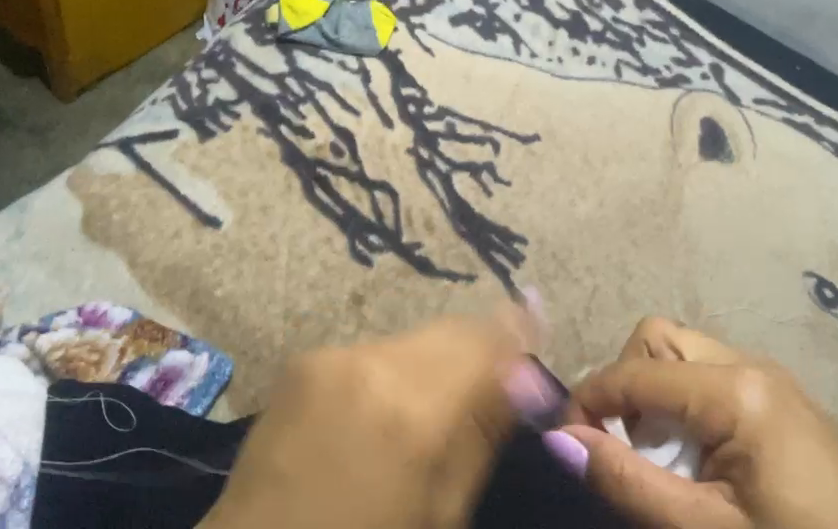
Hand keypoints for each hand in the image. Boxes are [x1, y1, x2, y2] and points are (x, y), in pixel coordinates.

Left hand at [201, 307, 535, 528]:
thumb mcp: (440, 513)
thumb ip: (481, 434)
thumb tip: (526, 374)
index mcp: (413, 408)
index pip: (486, 340)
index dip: (518, 330)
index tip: (536, 327)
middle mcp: (371, 361)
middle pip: (449, 330)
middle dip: (477, 349)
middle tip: (492, 383)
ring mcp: (329, 356)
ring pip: (409, 340)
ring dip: (431, 362)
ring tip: (428, 412)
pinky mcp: (301, 360)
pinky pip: (368, 353)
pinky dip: (388, 373)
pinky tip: (380, 414)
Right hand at [558, 317, 837, 528]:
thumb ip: (629, 482)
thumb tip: (560, 439)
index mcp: (736, 390)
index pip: (634, 371)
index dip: (587, 401)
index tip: (562, 444)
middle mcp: (753, 365)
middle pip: (658, 339)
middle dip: (625, 385)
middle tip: (620, 449)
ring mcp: (774, 382)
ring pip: (685, 355)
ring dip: (654, 396)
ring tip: (656, 461)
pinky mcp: (787, 405)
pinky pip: (713, 379)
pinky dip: (685, 406)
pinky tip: (696, 464)